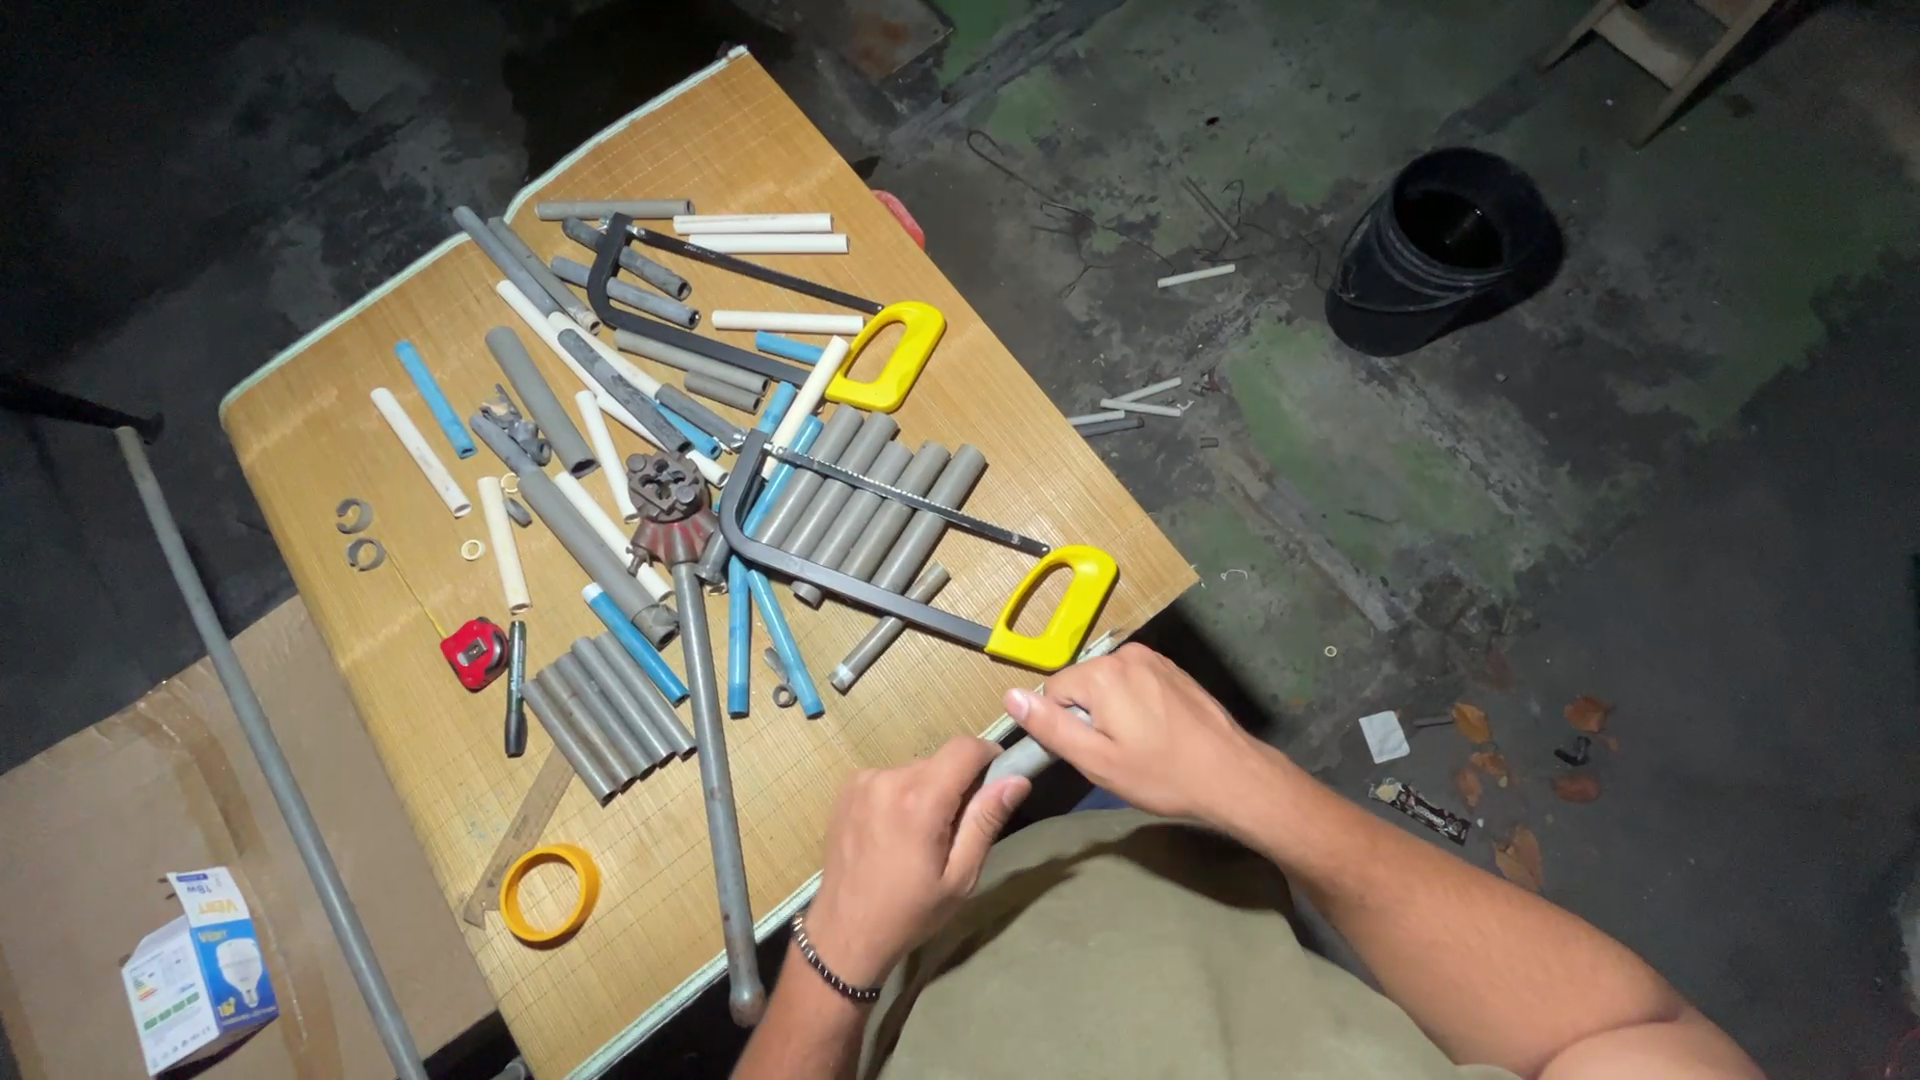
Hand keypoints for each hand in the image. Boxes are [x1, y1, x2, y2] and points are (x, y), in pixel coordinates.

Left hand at [803, 737, 1030, 988]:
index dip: (988, 756)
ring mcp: (864, 781)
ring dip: (927, 790)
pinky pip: (891, 778)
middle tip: (955, 829)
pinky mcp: (848, 788)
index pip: (965, 747)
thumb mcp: (960, 876)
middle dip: (956, 784)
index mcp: (920, 799)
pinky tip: (893, 831)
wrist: (844, 932)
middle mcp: (890, 778)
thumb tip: (1017, 779)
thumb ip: (986, 821)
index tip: (996, 780)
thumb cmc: (909, 912)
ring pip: (916, 769)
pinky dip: (901, 795)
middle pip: (940, 761)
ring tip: (919, 836)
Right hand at [1004, 643, 1282, 823]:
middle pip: (1081, 683)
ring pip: (1107, 682)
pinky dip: (1135, 702)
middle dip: (1089, 715)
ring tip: (1139, 743)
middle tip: (1117, 752)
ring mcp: (1152, 657)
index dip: (1064, 725)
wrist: (1232, 775)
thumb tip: (1010, 696)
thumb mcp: (1097, 760)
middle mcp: (1125, 654)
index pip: (1053, 690)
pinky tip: (1157, 730)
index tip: (1091, 751)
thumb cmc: (1160, 774)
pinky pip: (1134, 680)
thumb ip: (1051, 726)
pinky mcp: (1172, 667)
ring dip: (1112, 709)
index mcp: (1102, 674)